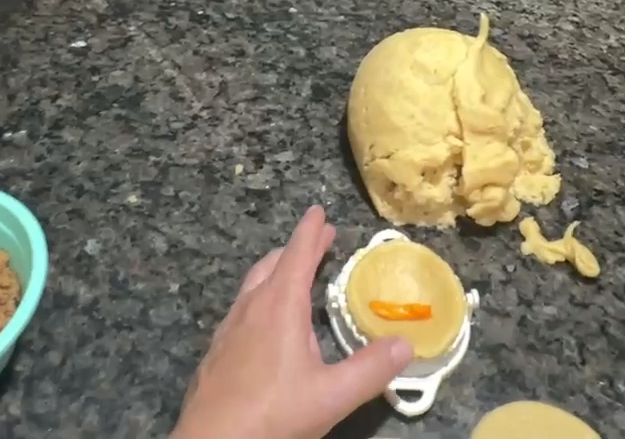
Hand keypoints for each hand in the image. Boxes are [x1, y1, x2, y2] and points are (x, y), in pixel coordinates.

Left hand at [172, 206, 412, 438]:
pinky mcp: (218, 348)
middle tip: (320, 241)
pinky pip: (243, 305)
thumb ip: (370, 369)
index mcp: (280, 304)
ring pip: (255, 282)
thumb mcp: (331, 396)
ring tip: (294, 273)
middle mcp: (253, 305)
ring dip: (278, 269)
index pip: (298, 253)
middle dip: (299, 248)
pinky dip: (262, 294)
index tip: (319, 209)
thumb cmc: (272, 414)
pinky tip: (267, 321)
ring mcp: (230, 325)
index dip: (311, 229)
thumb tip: (406, 344)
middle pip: (275, 262)